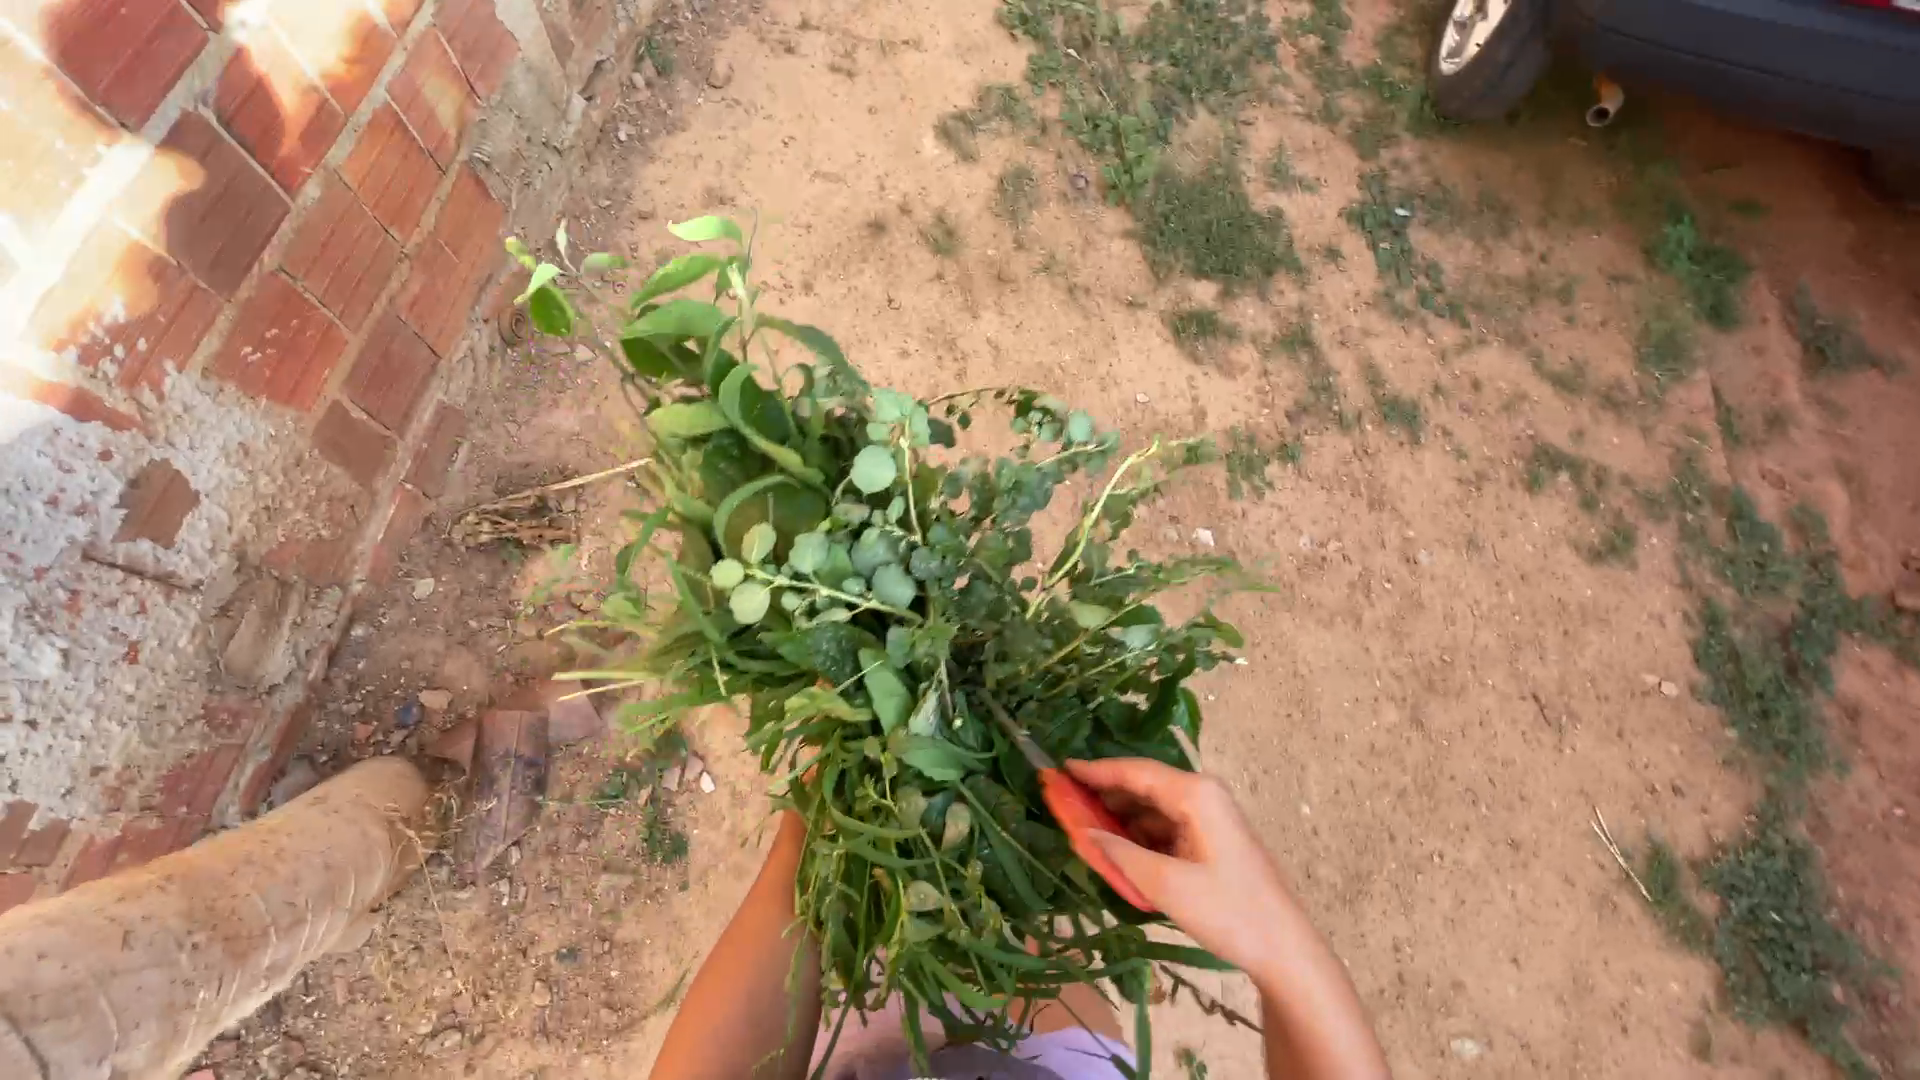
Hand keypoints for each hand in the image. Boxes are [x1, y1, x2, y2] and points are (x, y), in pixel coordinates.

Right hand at [1065, 757, 1298, 983]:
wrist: (1284, 950)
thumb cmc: (1228, 912)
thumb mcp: (1166, 884)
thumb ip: (1119, 852)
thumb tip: (1083, 830)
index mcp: (1195, 793)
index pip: (1134, 771)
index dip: (1095, 770)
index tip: (1060, 769)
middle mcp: (1202, 794)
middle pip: (1142, 785)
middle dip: (1103, 793)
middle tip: (1064, 801)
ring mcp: (1208, 816)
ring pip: (1151, 807)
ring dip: (1119, 816)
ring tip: (1083, 826)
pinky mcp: (1209, 838)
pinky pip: (1164, 826)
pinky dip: (1138, 834)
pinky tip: (1117, 848)